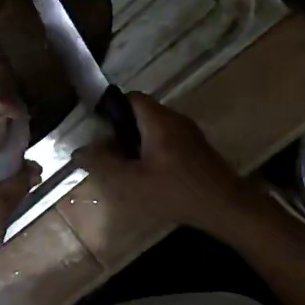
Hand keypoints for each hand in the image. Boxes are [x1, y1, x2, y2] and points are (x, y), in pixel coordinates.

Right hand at [76, 93, 257, 236]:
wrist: (225, 207)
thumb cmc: (174, 192)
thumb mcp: (131, 182)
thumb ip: (103, 164)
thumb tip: (79, 150)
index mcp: (158, 121)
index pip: (131, 98)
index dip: (111, 108)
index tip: (98, 129)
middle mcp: (176, 119)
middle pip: (142, 112)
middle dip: (122, 128)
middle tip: (108, 152)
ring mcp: (190, 133)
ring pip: (156, 127)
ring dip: (137, 140)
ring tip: (125, 165)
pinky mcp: (198, 149)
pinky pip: (169, 139)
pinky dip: (153, 149)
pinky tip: (149, 174)